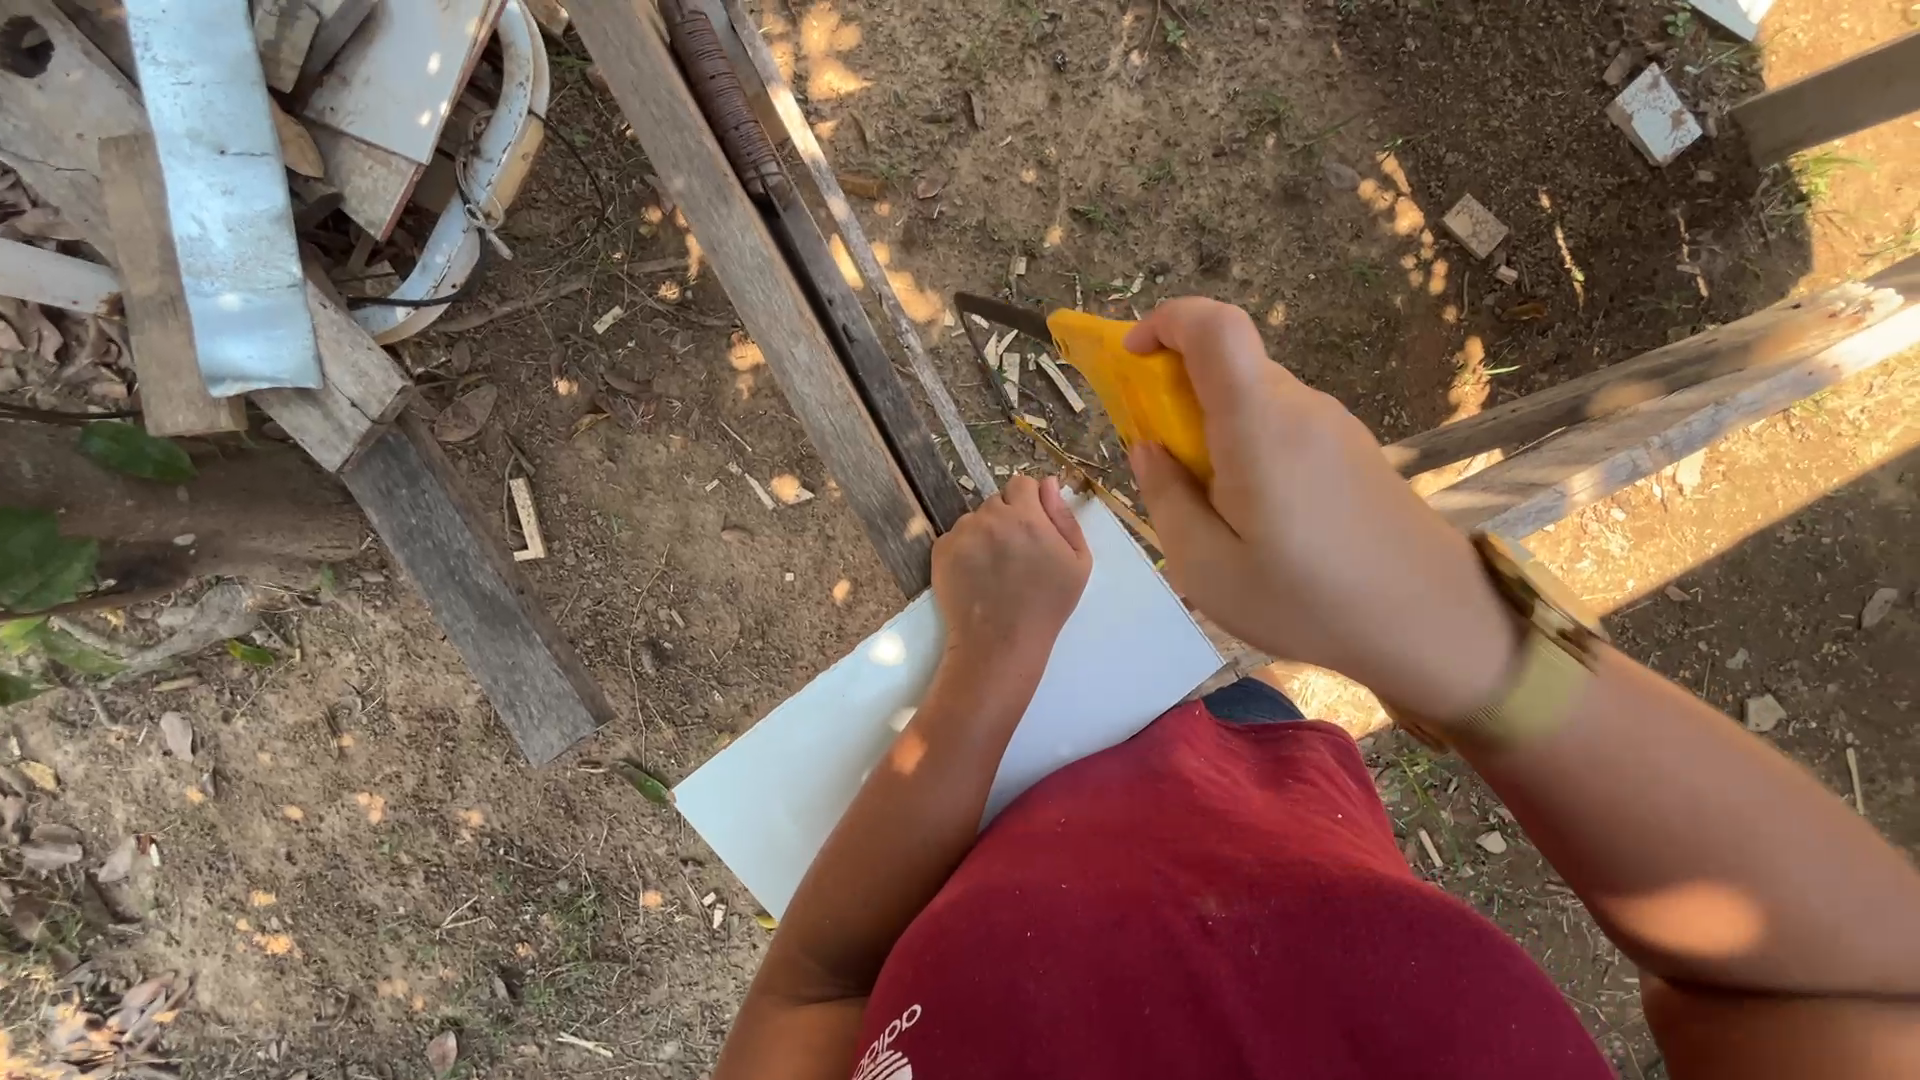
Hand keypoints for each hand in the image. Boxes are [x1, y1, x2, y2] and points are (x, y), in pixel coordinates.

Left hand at [931, 474, 1091, 678]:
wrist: (1001, 641)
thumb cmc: (1047, 604)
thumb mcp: (1077, 561)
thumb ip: (1064, 517)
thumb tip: (1048, 484)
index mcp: (1025, 516)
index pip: (1021, 483)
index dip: (1028, 502)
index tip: (1032, 526)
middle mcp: (989, 517)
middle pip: (997, 501)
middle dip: (1006, 518)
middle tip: (1015, 554)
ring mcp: (962, 534)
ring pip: (974, 520)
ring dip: (984, 534)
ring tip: (994, 568)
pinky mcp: (941, 551)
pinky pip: (955, 538)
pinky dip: (964, 550)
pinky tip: (976, 575)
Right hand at [1122, 298, 1518, 721]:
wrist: (1430, 622)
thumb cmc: (1306, 599)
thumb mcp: (1205, 567)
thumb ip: (1165, 498)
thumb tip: (1148, 449)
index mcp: (1259, 425)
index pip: (1214, 326)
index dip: (1166, 322)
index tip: (1131, 358)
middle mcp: (1300, 408)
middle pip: (1229, 364)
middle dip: (1177, 392)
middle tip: (1161, 462)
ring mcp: (1334, 425)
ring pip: (1254, 398)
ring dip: (1213, 427)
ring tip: (1210, 506)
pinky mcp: (1352, 449)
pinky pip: (1283, 424)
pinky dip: (1247, 444)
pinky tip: (1256, 515)